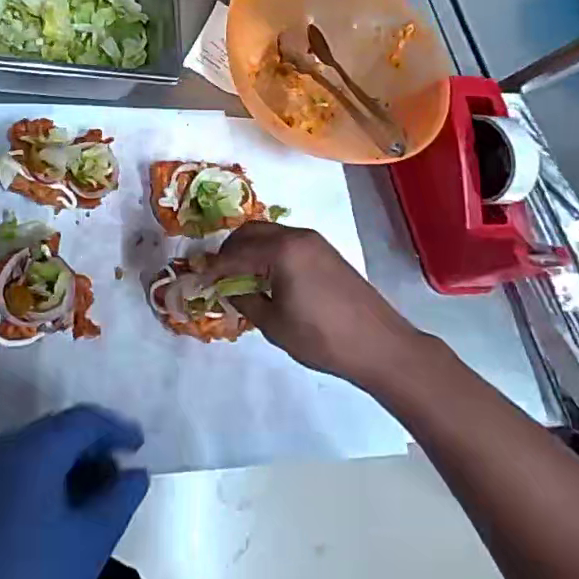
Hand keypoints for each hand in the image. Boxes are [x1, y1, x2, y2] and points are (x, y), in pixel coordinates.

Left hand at [0, 405, 148, 578]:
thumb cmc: (27, 571)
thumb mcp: (86, 543)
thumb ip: (118, 503)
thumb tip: (136, 474)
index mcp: (36, 446)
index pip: (84, 417)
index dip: (117, 427)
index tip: (141, 444)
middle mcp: (7, 445)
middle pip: (59, 429)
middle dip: (93, 446)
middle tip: (120, 471)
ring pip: (37, 449)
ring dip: (69, 464)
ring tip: (94, 495)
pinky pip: (18, 468)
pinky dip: (45, 478)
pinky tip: (57, 510)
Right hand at [209, 220, 425, 389]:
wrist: (380, 345)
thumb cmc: (322, 338)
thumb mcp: (274, 324)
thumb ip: (246, 300)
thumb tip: (229, 289)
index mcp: (281, 250)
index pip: (236, 254)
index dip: (214, 268)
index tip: (199, 278)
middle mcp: (296, 235)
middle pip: (251, 232)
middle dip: (230, 251)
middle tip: (217, 275)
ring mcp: (314, 241)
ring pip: (269, 233)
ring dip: (250, 249)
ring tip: (240, 277)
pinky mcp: (325, 251)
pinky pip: (286, 241)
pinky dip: (269, 251)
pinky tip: (267, 276)